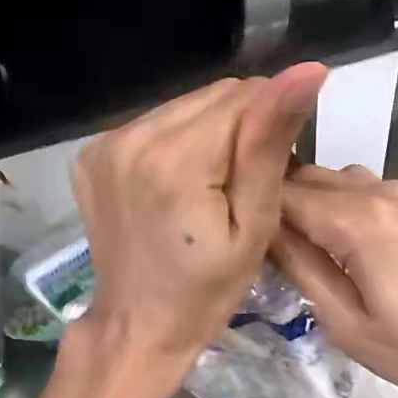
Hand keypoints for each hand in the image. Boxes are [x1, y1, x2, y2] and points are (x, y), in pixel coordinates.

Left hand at [71, 64, 327, 390]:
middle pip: (213, 95)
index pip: (245, 95)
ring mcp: (104, 144)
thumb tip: (306, 71)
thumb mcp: (252, 226)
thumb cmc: (205, 292)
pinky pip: (153, 124)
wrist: (137, 326)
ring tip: (209, 189)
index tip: (268, 175)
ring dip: (208, 133)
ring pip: (185, 106)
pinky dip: (175, 144)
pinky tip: (176, 187)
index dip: (270, 127)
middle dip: (239, 129)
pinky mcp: (91, 154)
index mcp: (175, 158)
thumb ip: (271, 144)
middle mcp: (131, 136)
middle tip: (239, 188)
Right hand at [269, 165, 397, 397]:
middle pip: (303, 177)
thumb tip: (261, 232)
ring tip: (284, 243)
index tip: (225, 228)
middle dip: (272, 200)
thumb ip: (301, 269)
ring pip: (330, 181)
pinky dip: (333, 206)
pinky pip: (358, 191)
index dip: (248, 205)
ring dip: (303, 202)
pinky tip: (330, 242)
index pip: (280, 191)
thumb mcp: (347, 323)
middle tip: (248, 240)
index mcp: (355, 218)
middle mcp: (375, 192)